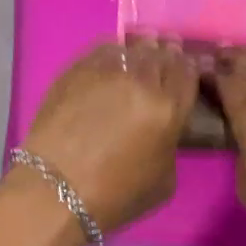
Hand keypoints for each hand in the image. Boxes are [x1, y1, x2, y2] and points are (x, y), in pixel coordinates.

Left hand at [19, 38, 199, 230]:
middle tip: (167, 59)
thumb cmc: (116, 196)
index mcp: (168, 109)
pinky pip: (103, 50)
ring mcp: (106, 71)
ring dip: (142, 51)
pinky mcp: (77, 70)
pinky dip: (114, 53)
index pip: (187, 73)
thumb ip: (168, 146)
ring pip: (132, 49)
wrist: (57, 190)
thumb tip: (160, 131)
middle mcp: (141, 80)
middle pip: (161, 55)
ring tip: (142, 56)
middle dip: (167, 56)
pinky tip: (114, 60)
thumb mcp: (164, 182)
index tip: (184, 74)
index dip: (188, 71)